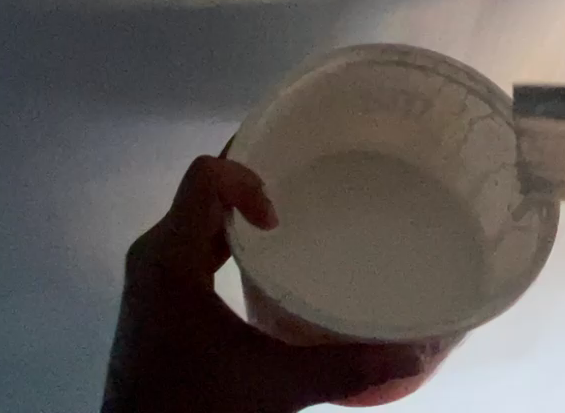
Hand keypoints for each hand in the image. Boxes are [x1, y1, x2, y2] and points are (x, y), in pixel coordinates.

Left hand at [102, 155, 422, 412]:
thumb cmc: (196, 411)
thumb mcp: (274, 388)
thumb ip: (343, 368)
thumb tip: (413, 353)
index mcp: (170, 258)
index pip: (204, 176)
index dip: (246, 178)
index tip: (280, 218)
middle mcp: (154, 253)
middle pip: (202, 189)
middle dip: (251, 184)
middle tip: (300, 196)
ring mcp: (150, 273)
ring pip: (196, 213)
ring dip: (238, 208)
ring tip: (286, 221)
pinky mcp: (156, 293)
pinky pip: (192, 238)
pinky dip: (226, 232)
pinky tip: (259, 257)